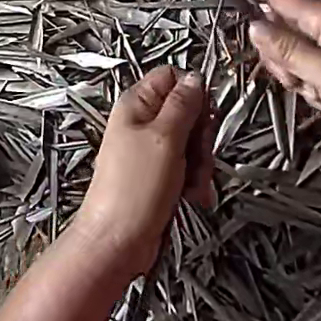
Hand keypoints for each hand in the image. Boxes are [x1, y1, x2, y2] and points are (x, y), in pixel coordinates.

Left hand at [72, 66, 214, 277]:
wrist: (117, 244)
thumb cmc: (132, 190)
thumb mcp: (165, 138)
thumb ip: (184, 104)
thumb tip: (196, 77)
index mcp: (137, 103)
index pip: (173, 77)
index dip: (194, 94)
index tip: (203, 116)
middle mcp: (142, 122)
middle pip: (188, 111)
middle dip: (201, 135)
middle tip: (197, 153)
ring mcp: (151, 149)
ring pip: (191, 141)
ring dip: (200, 163)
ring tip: (193, 181)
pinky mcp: (158, 175)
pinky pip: (187, 167)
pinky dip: (195, 180)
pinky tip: (193, 195)